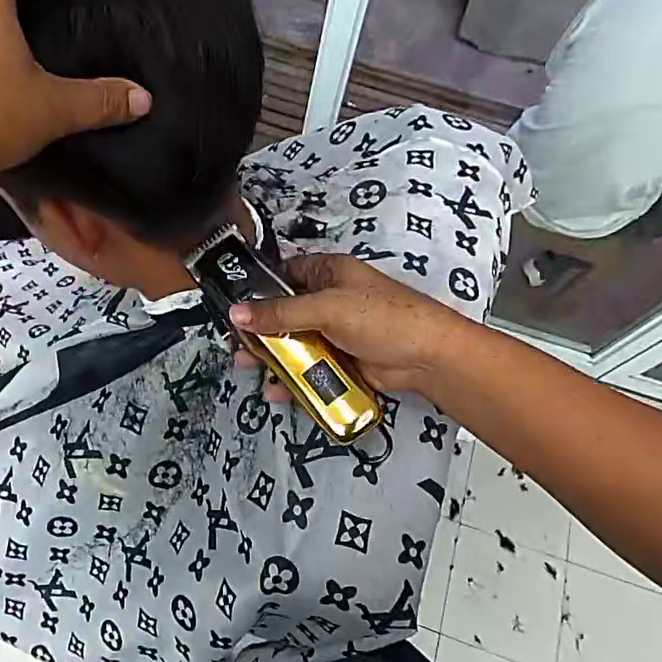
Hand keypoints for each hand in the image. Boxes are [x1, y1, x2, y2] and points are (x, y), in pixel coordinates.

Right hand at [228, 254, 471, 397]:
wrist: (426, 358)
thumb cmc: (386, 318)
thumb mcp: (327, 308)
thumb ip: (281, 313)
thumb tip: (239, 313)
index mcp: (329, 272)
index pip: (285, 274)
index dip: (259, 289)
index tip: (235, 308)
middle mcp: (330, 299)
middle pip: (285, 314)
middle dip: (261, 331)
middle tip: (238, 345)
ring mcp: (335, 332)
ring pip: (295, 344)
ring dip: (274, 357)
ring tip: (251, 367)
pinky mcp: (340, 360)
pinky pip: (309, 368)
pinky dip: (293, 379)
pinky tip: (277, 388)